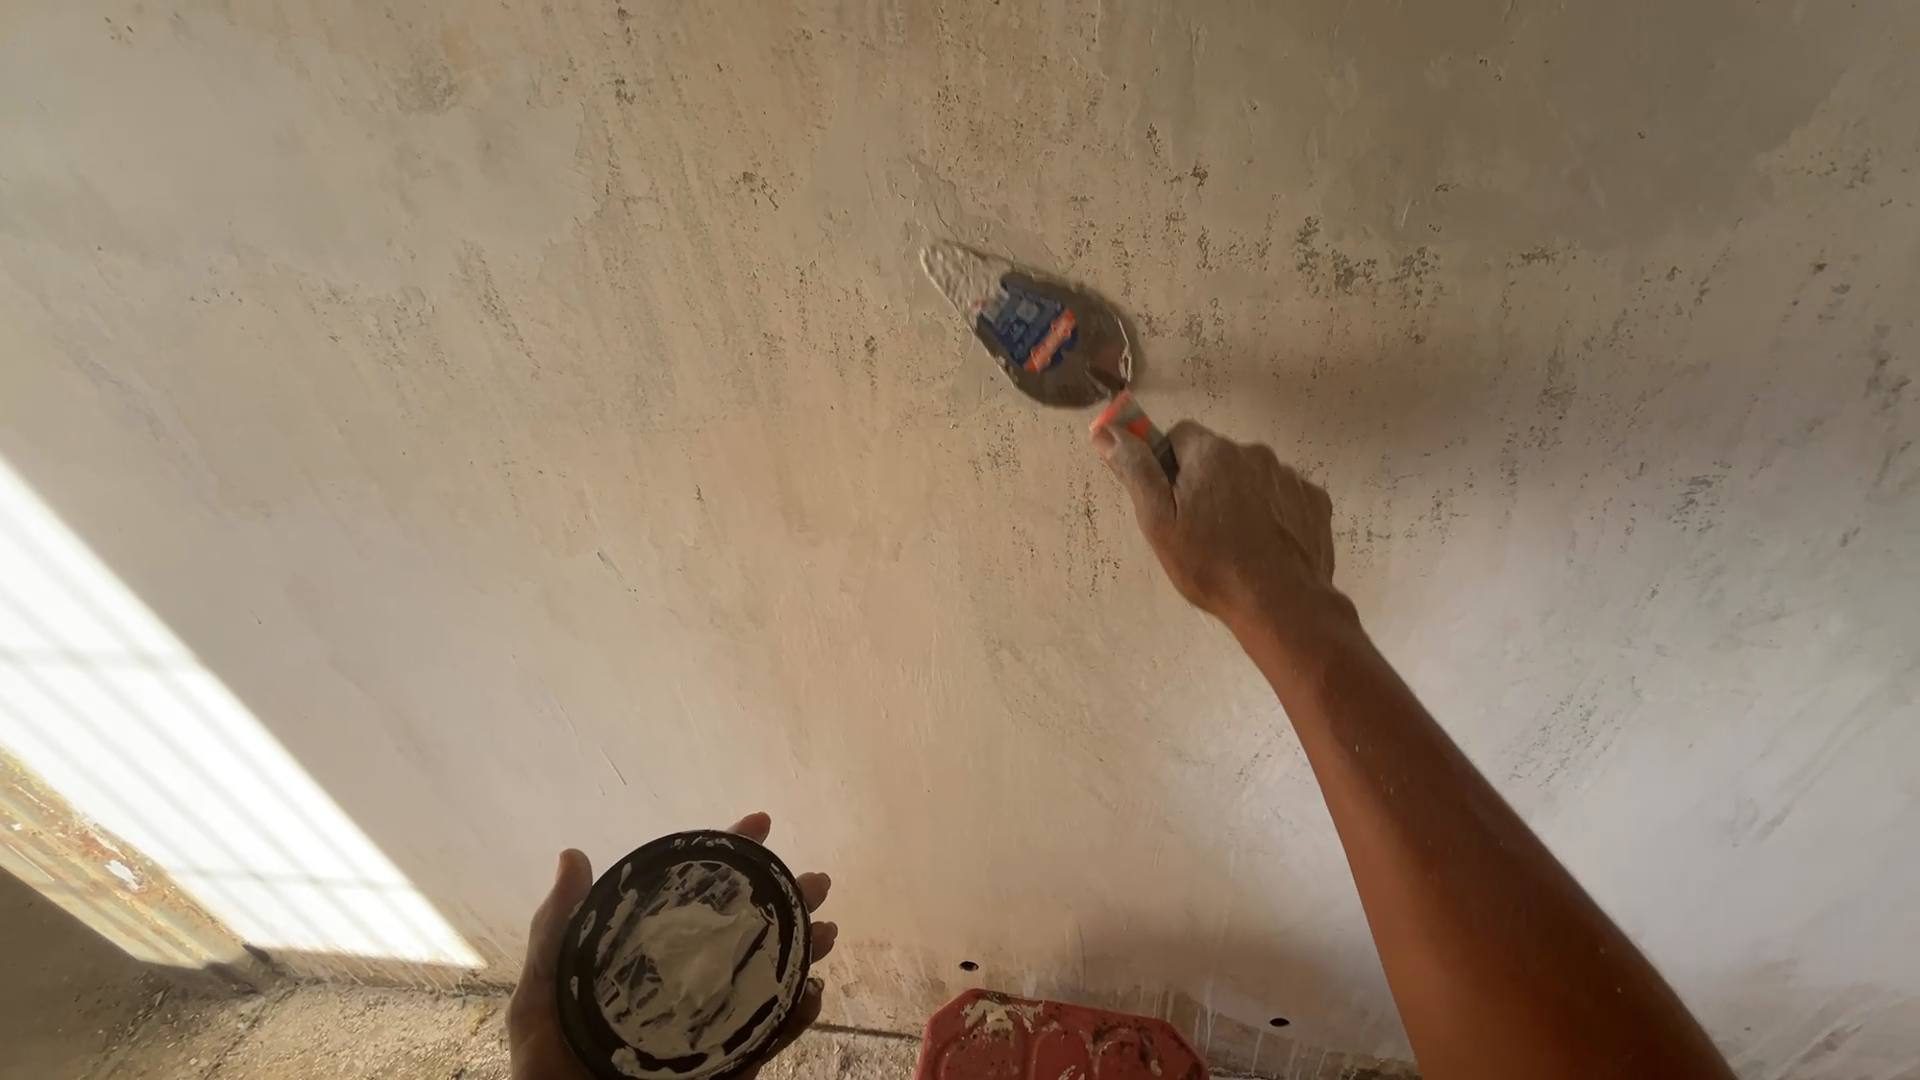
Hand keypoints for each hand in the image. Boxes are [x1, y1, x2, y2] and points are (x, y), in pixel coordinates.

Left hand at [509, 812, 836, 1079]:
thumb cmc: (550, 1069)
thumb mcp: (542, 997)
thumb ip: (557, 931)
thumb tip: (573, 854)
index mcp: (658, 952)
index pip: (700, 893)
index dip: (734, 853)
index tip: (761, 822)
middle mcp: (695, 979)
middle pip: (752, 928)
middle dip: (790, 898)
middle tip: (817, 881)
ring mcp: (716, 1022)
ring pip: (773, 976)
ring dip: (806, 950)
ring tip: (827, 931)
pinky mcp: (730, 1064)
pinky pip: (771, 1038)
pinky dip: (797, 1016)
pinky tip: (811, 994)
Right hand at [1093, 418, 1342, 636]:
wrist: (1279, 602)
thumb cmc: (1209, 563)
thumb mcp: (1158, 520)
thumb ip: (1135, 469)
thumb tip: (1107, 430)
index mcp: (1211, 453)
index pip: (1179, 435)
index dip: (1168, 464)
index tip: (1169, 499)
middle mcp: (1253, 453)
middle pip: (1217, 457)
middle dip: (1204, 482)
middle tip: (1197, 528)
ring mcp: (1288, 476)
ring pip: (1250, 476)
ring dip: (1238, 496)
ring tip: (1233, 541)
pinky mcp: (1314, 501)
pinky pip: (1282, 495)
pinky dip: (1271, 511)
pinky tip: (1264, 543)